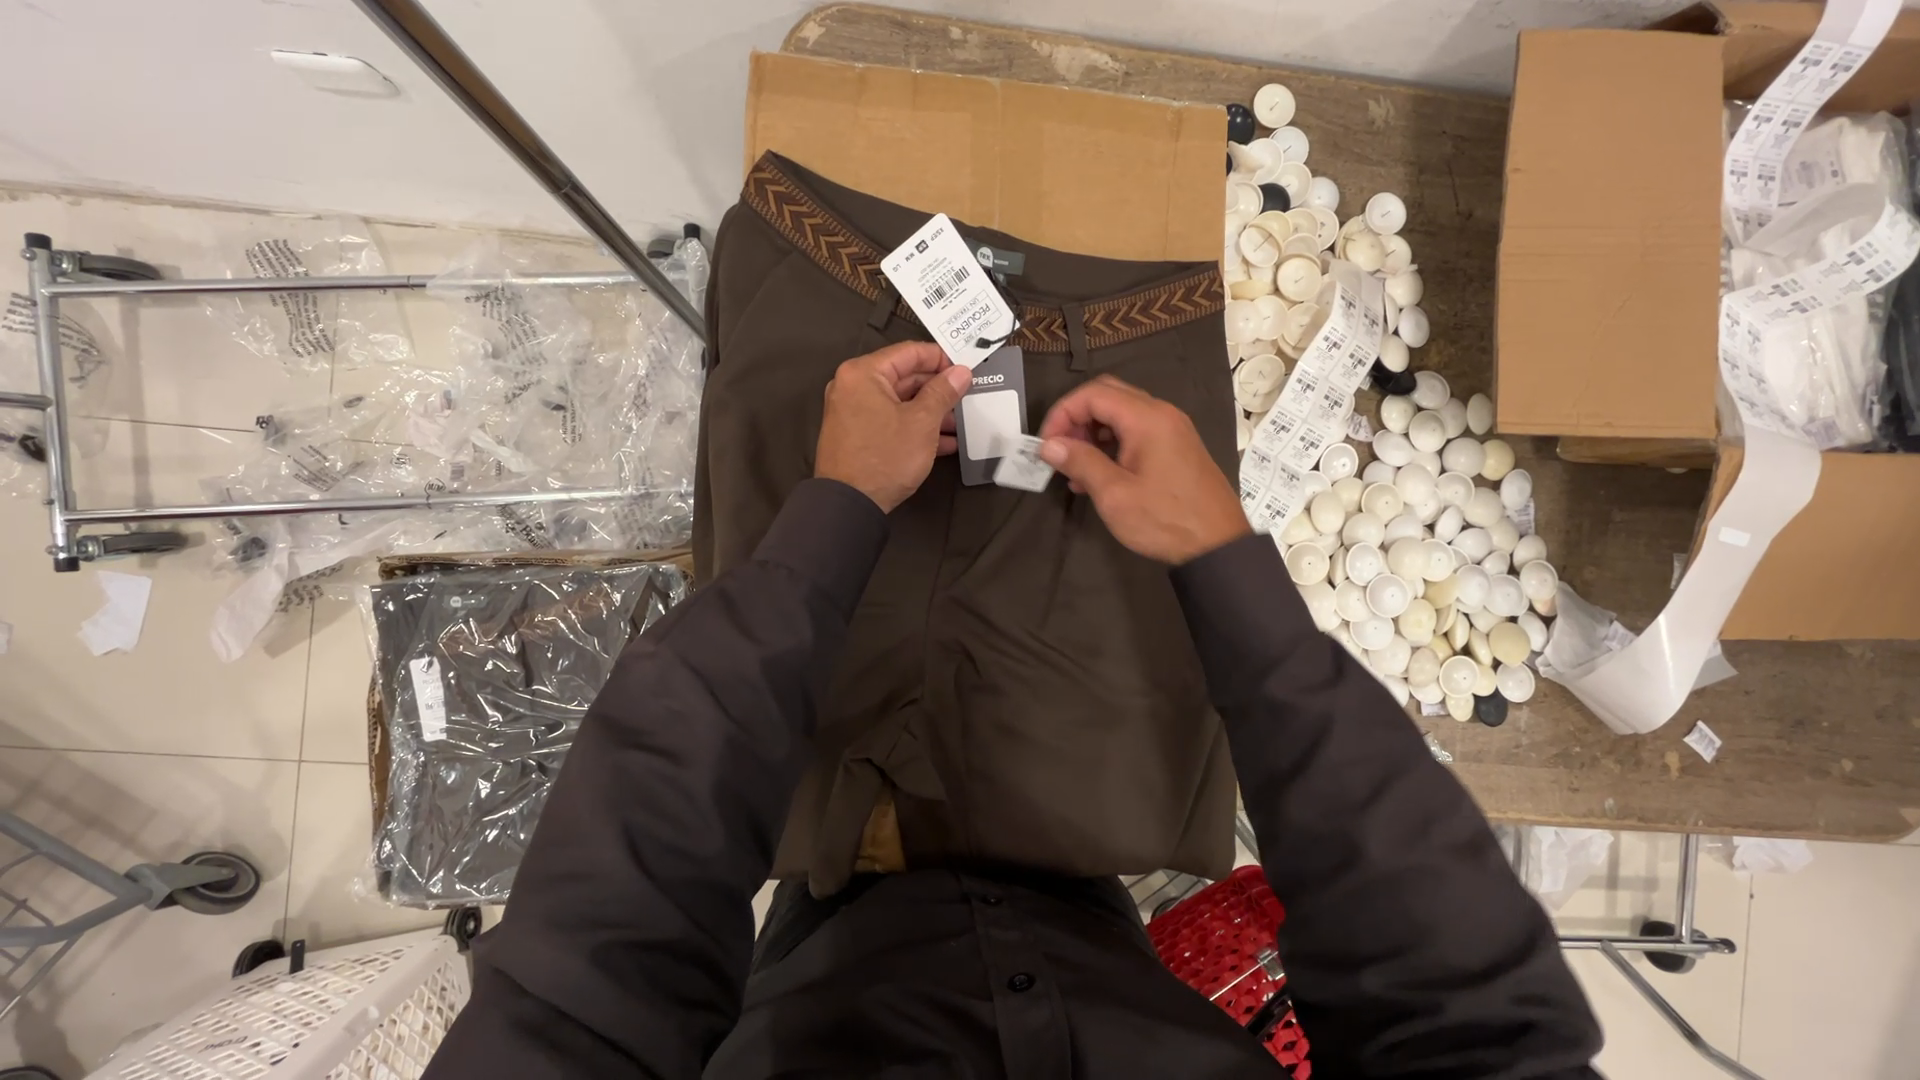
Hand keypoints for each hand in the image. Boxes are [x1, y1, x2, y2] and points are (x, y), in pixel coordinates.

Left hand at [816, 341, 970, 512]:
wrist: (850, 505)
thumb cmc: (884, 458)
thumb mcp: (922, 423)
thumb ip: (943, 393)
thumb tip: (960, 372)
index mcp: (863, 373)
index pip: (909, 352)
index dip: (941, 358)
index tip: (965, 368)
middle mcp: (853, 387)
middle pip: (904, 377)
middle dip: (938, 389)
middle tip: (966, 396)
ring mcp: (853, 412)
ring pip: (900, 402)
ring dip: (931, 412)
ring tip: (960, 423)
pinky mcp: (857, 435)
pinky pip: (891, 421)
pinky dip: (915, 428)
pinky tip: (944, 442)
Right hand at [1038, 376, 1248, 563]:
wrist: (1217, 545)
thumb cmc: (1164, 520)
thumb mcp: (1114, 494)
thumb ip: (1080, 462)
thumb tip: (1049, 445)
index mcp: (1147, 418)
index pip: (1093, 394)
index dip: (1063, 413)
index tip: (1046, 444)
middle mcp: (1162, 414)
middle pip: (1108, 396)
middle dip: (1076, 418)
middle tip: (1059, 450)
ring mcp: (1172, 429)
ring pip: (1122, 414)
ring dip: (1093, 432)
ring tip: (1074, 468)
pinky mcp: (1176, 446)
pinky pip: (1137, 432)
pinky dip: (1112, 443)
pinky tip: (1097, 474)